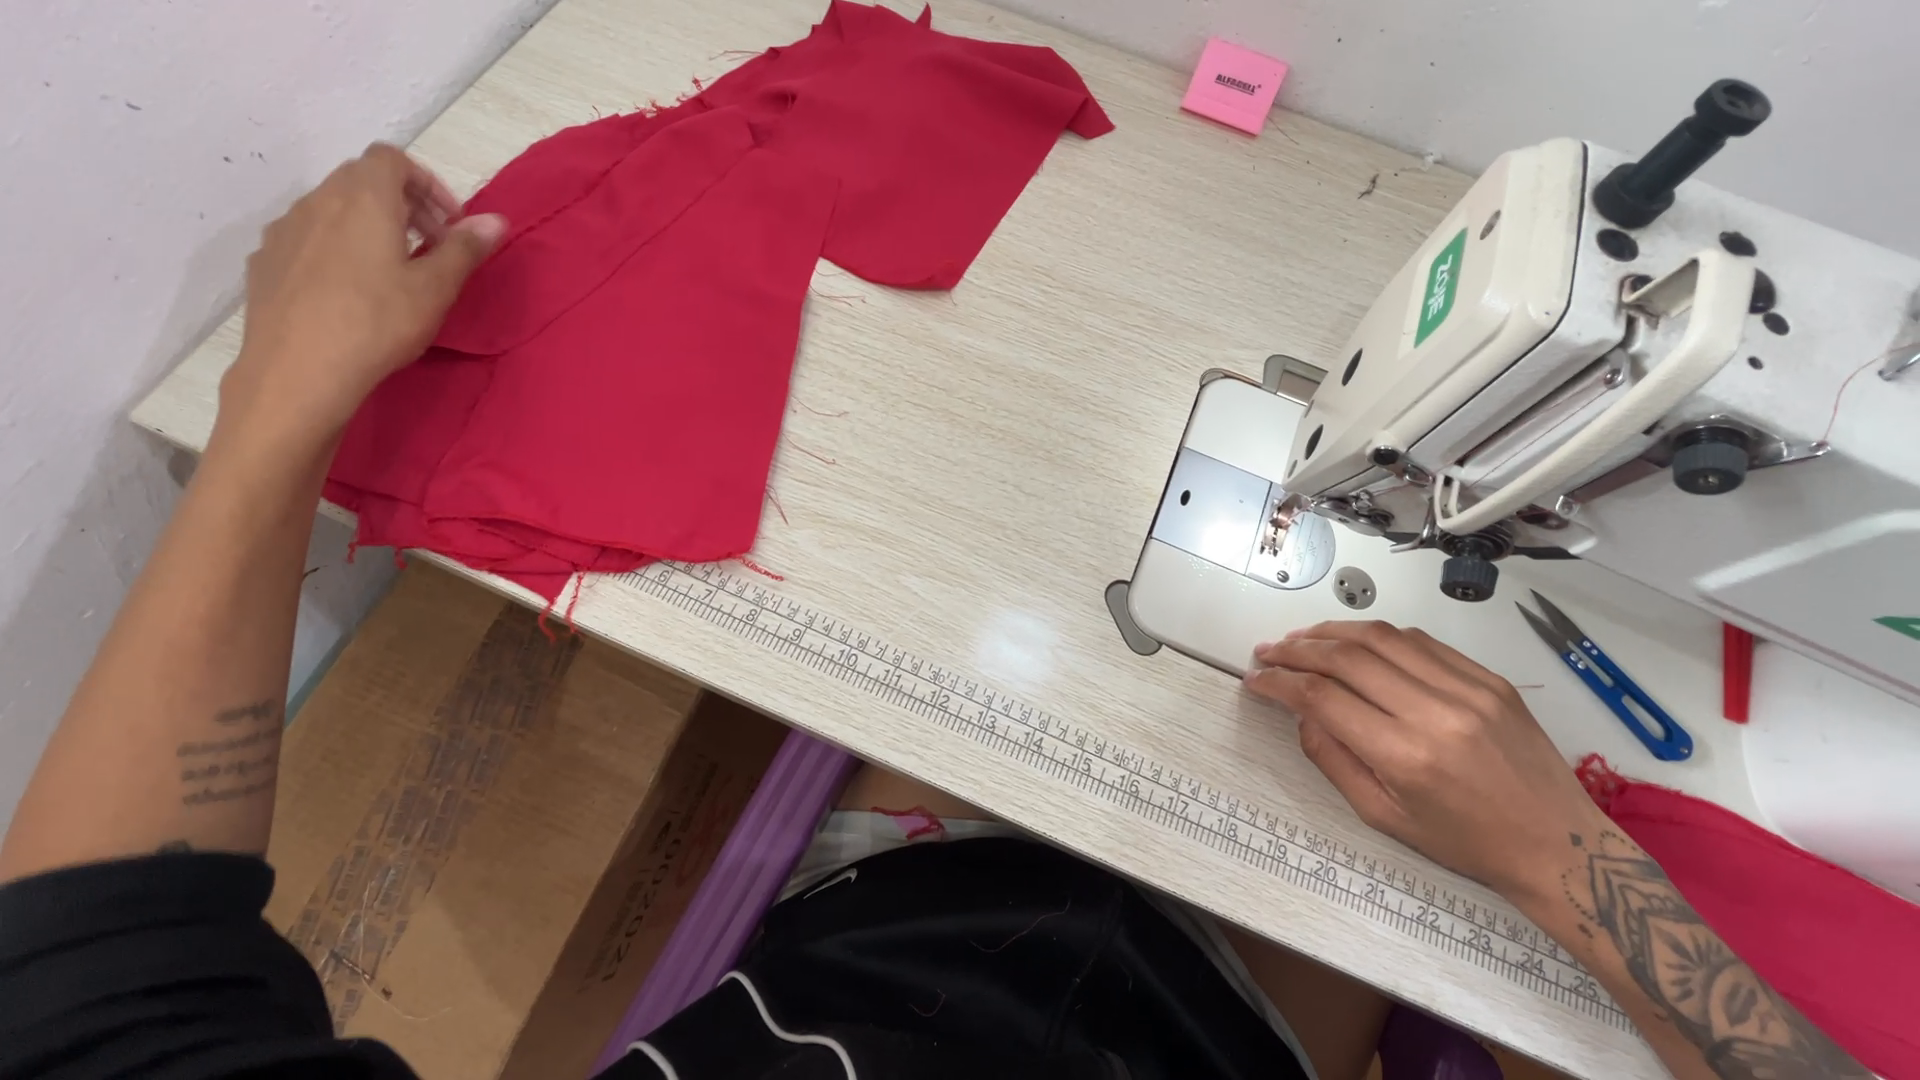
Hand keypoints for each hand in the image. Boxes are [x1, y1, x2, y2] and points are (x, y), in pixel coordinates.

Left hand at [218, 143, 505, 449]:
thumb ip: (465, 249)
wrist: (299, 369)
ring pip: (333, 208)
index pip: (391, 159)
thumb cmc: (379, 322)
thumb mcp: (436, 288)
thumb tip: (495, 220)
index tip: (451, 223)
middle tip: (432, 246)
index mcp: (363, 199)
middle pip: (361, 179)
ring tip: (394, 270)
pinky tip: (352, 290)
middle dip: (402, 203)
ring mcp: (285, 230)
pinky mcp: (266, 260)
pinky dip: (338, 247)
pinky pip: (309, 237)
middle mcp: (318, 201)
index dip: (427, 182)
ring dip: (369, 225)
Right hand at [1244, 621, 1603, 902]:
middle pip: (1347, 657)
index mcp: (1406, 756)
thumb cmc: (1465, 842)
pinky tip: (1356, 642)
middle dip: (1296, 649)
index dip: (1279, 683)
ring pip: (1383, 637)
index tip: (1255, 679)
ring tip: (1303, 639)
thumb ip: (1333, 761)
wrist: (1557, 843)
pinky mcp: (1489, 679)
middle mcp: (1436, 713)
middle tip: (1268, 651)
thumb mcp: (1383, 816)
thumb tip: (1301, 715)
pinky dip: (1379, 635)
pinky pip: (1421, 641)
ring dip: (1332, 632)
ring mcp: (1468, 689)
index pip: (1322, 698)